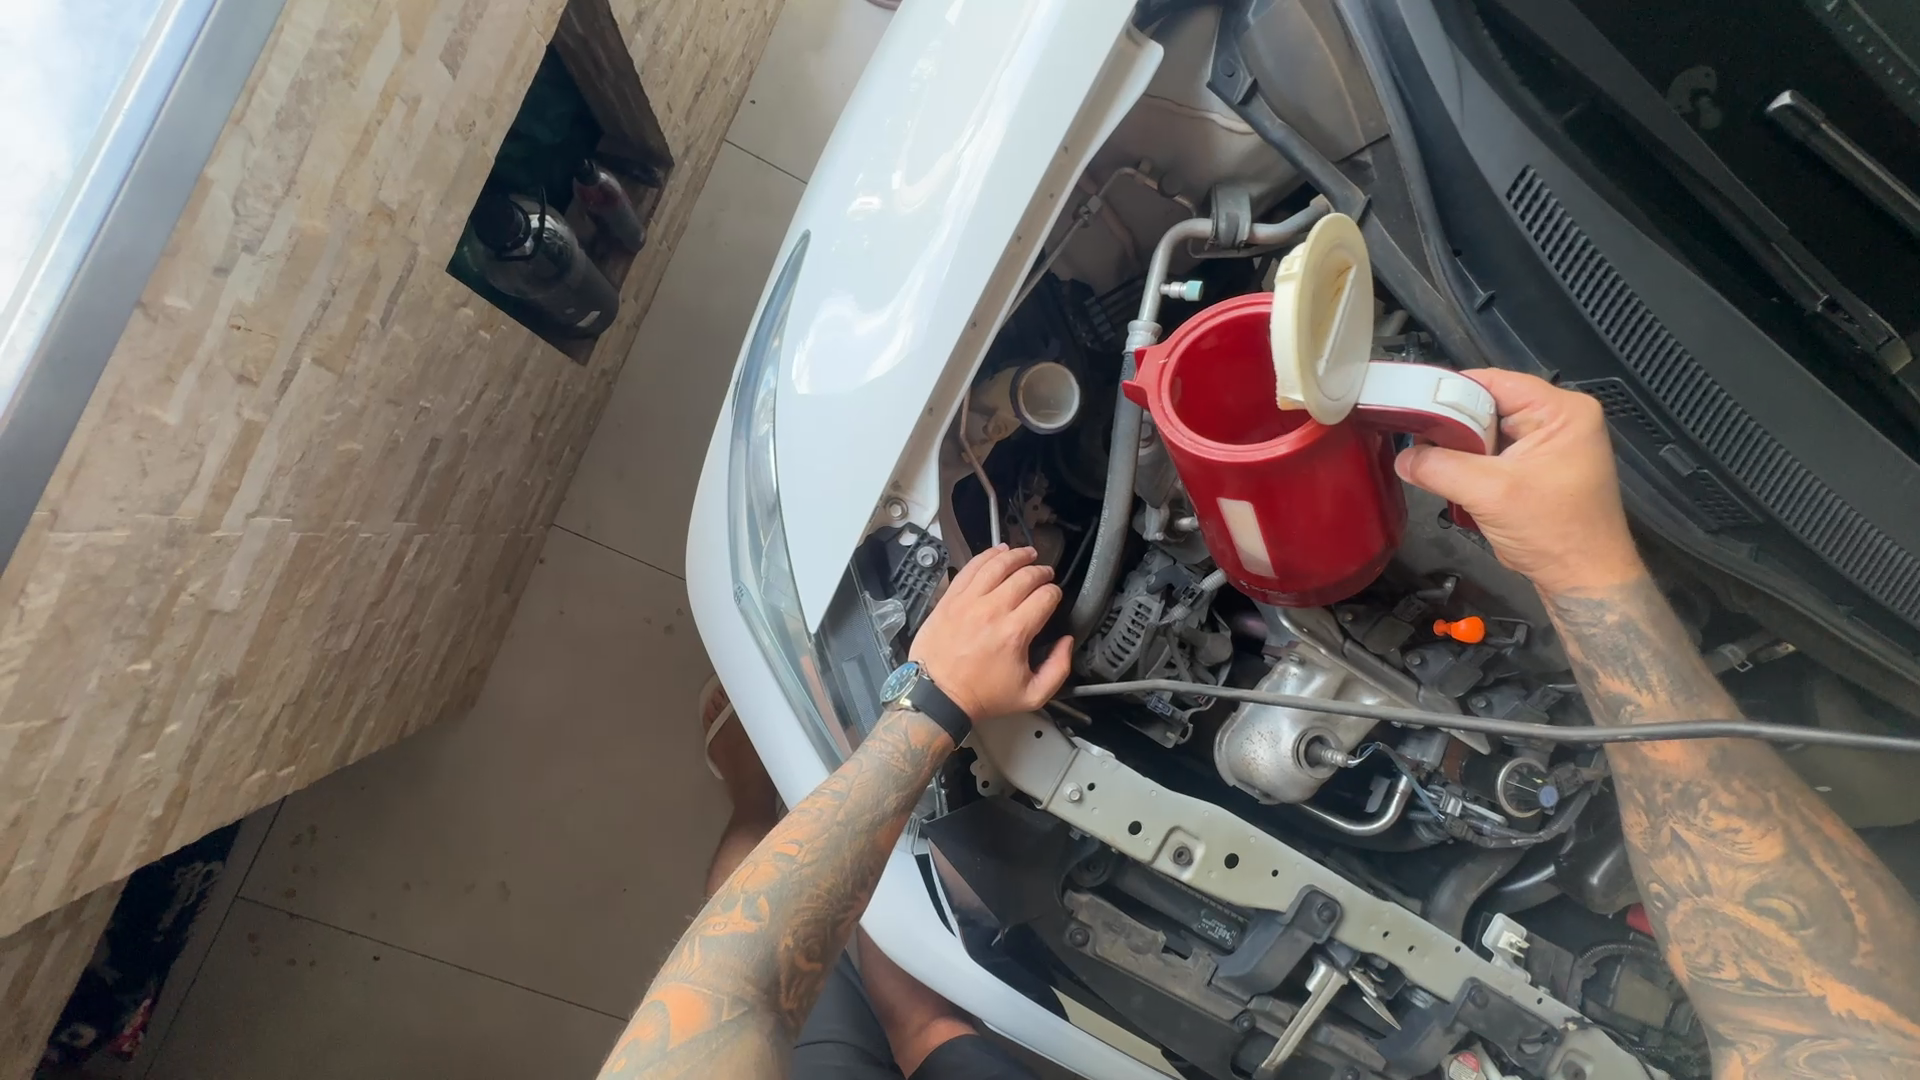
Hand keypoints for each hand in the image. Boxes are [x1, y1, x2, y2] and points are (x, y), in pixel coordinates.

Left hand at [910, 545, 1073, 720]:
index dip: (1055, 592)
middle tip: (1046, 573)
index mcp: (1014, 633)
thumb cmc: (981, 695)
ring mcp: (968, 601)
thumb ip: (1059, 669)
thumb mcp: (1032, 696)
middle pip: (1024, 576)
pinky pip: (971, 567)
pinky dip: (987, 555)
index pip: (1045, 596)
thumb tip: (1066, 642)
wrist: (937, 695)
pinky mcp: (950, 598)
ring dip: (1017, 555)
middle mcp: (992, 610)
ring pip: (997, 565)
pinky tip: (998, 552)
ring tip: (1028, 553)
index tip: (1054, 596)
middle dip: (1041, 572)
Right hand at [1394, 370, 1645, 595]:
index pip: (1493, 382)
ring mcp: (1542, 444)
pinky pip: (1485, 453)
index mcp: (1561, 411)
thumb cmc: (1552, 529)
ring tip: (1426, 460)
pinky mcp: (1529, 467)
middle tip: (1413, 439)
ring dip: (1453, 447)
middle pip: (1484, 405)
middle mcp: (1555, 420)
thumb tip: (1401, 458)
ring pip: (1481, 430)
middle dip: (1447, 424)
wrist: (1580, 576)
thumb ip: (1439, 468)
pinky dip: (1462, 463)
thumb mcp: (1488, 493)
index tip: (1408, 406)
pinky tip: (1446, 477)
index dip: (1448, 391)